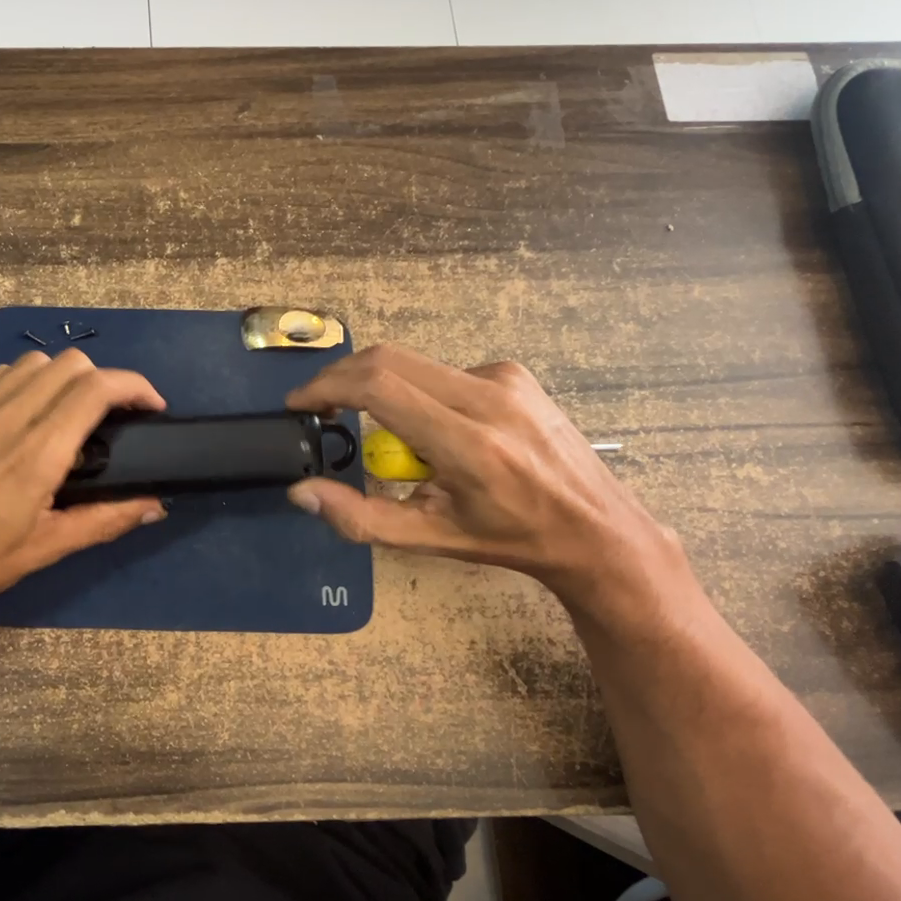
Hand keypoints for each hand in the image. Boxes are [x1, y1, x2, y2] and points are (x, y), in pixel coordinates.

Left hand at [0, 349, 167, 615]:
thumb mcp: (48, 546)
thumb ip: (106, 520)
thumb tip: (154, 506)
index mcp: (38, 451)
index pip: (96, 388)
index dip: (135, 387)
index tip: (152, 408)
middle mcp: (11, 416)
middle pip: (72, 364)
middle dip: (106, 380)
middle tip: (119, 416)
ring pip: (37, 361)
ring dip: (68, 376)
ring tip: (77, 412)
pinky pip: (4, 374)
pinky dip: (31, 380)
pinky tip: (33, 413)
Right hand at [285, 345, 686, 611]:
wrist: (598, 529)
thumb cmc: (510, 539)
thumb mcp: (429, 539)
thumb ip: (358, 517)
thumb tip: (301, 492)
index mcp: (468, 445)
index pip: (378, 387)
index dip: (327, 387)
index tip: (301, 404)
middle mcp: (488, 398)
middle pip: (387, 361)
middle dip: (342, 379)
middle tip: (323, 407)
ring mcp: (505, 379)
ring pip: (413, 367)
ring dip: (386, 393)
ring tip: (404, 445)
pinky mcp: (514, 373)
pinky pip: (443, 373)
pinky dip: (423, 397)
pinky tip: (444, 432)